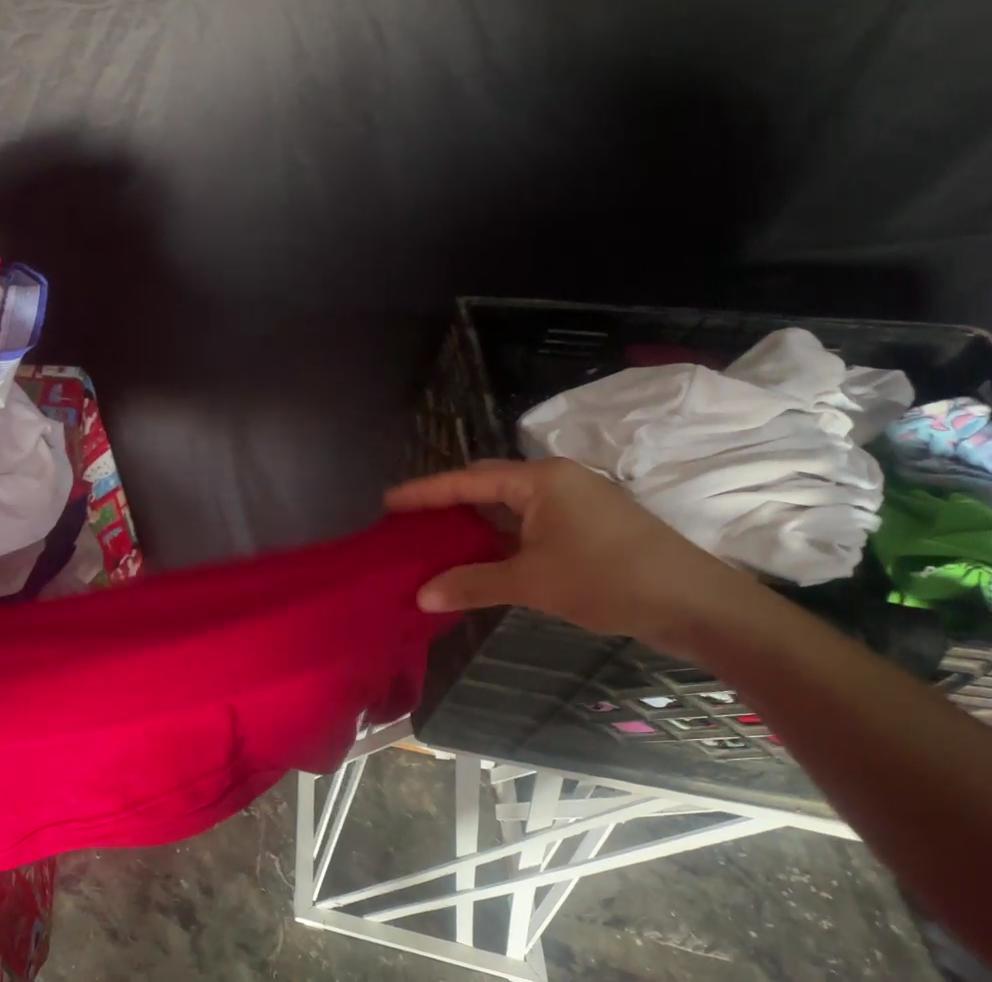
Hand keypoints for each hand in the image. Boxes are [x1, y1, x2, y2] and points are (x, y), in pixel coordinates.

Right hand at [384, 457, 763, 658]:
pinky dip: (500, 539)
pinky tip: (480, 559)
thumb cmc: (609, 579)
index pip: (466, 480)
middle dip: (446, 504)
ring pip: (509, 508)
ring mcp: (577, 503)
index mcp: (540, 480)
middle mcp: (556, 481)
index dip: (424, 492)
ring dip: (474, 525)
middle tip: (407, 523)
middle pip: (486, 486)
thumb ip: (471, 583)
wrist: (700, 606)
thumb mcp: (531, 582)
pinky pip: (530, 524)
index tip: (387, 502)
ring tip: (434, 543)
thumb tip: (421, 595)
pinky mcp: (590, 528)